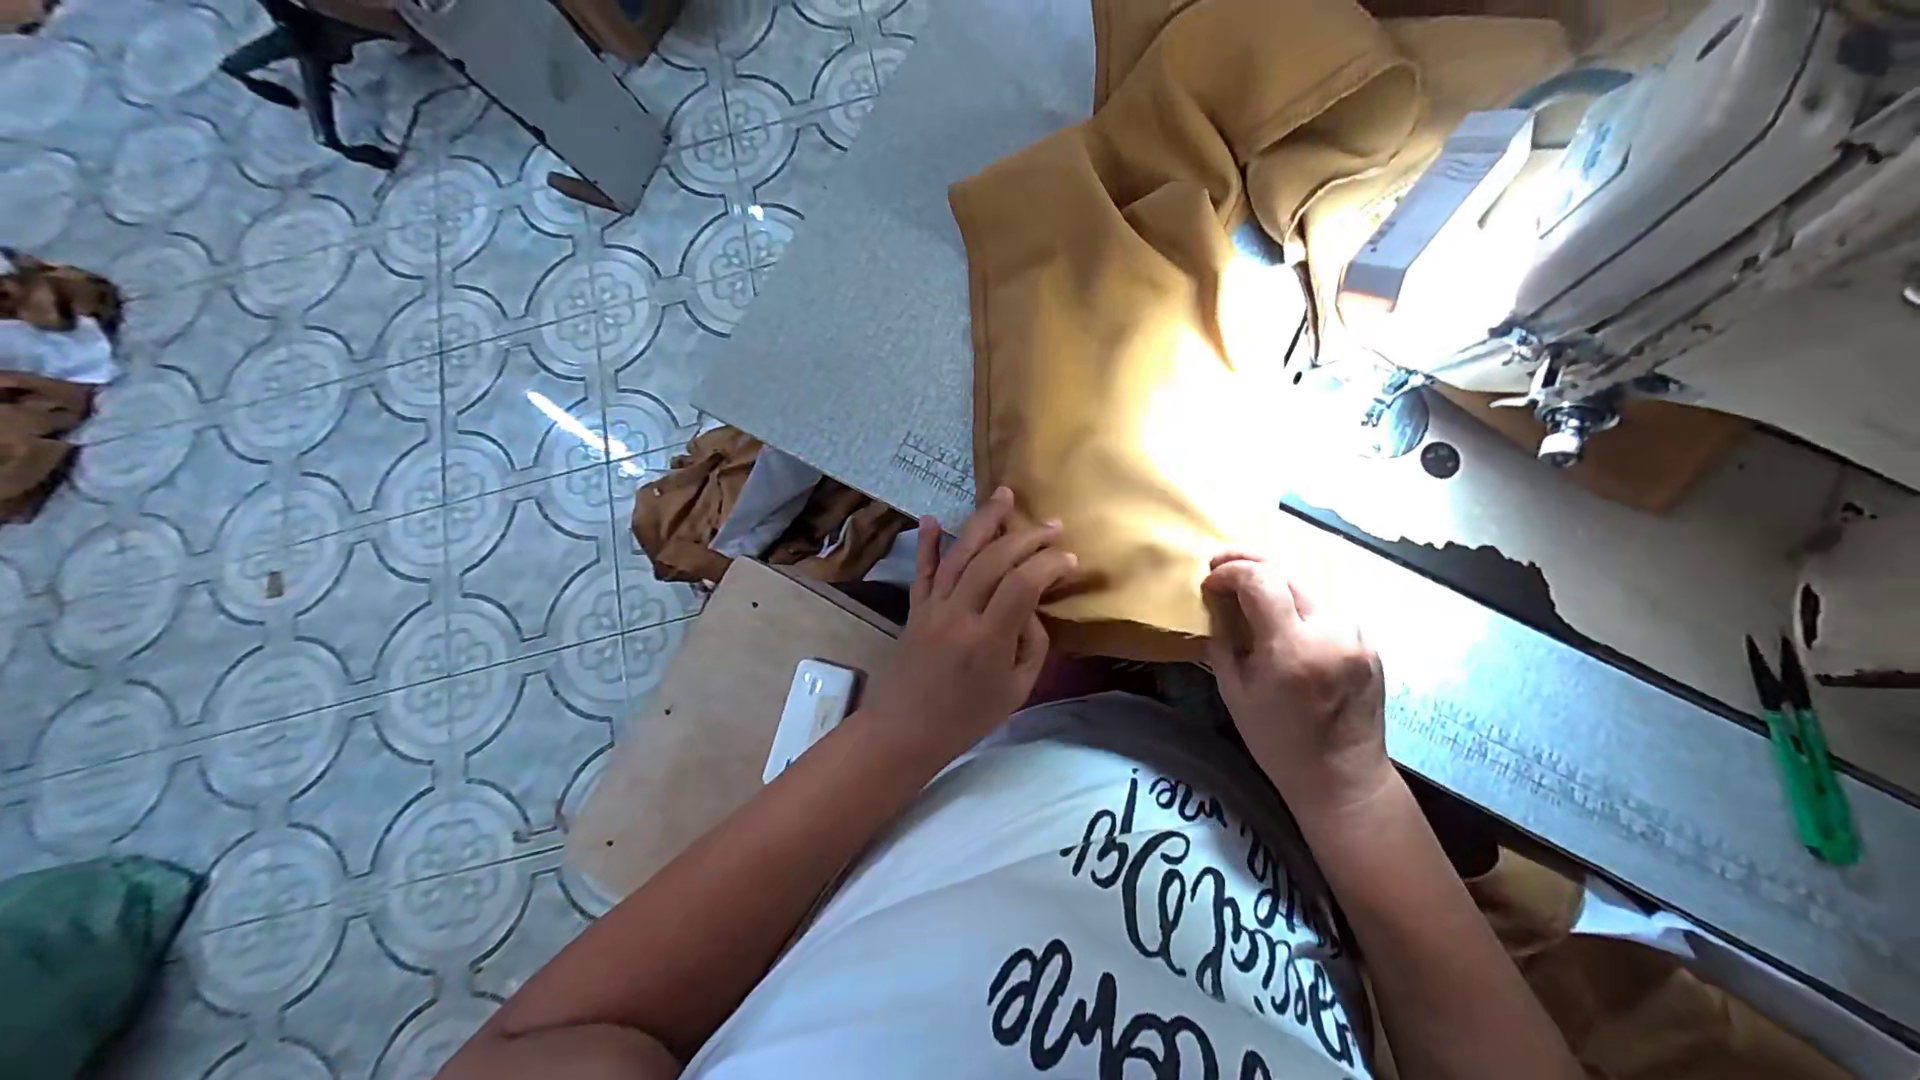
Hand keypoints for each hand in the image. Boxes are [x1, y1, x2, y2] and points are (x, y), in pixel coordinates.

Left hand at [858, 488, 1076, 758]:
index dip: (1049, 566)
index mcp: (987, 638)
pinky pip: (922, 570)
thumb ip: (1031, 644)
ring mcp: (932, 607)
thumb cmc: (968, 717)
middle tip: (1053, 525)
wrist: (906, 730)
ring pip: (959, 554)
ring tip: (1004, 495)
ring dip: (983, 522)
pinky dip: (928, 543)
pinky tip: (932, 518)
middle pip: (993, 560)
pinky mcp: (914, 608)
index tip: (1069, 559)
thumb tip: (1030, 607)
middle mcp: (958, 614)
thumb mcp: (1017, 689)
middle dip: (1026, 537)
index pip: (1022, 585)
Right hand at [1203, 551, 1392, 823]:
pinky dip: (1298, 604)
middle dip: (1248, 563)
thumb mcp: (1234, 690)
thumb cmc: (1277, 741)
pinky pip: (1325, 608)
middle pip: (1286, 572)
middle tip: (1220, 566)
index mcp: (1293, 648)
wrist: (1342, 777)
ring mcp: (1356, 635)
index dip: (1229, 572)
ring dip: (1274, 582)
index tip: (1209, 582)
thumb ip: (1224, 639)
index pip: (1260, 579)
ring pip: (1307, 587)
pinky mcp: (1368, 642)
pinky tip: (1281, 616)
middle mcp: (1330, 632)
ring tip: (1248, 590)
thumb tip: (1217, 603)